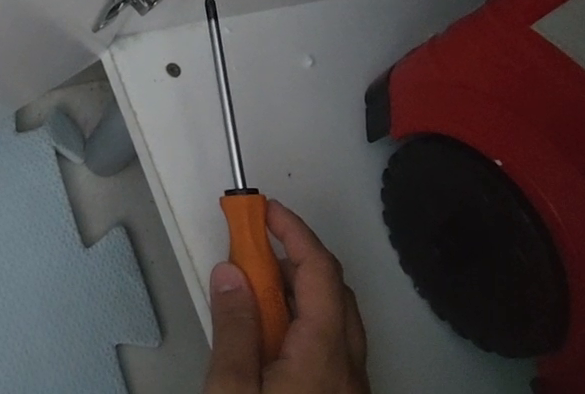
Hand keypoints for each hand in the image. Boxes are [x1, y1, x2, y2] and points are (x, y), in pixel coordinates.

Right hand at [203, 199, 369, 393]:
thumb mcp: (232, 390)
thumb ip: (233, 329)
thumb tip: (230, 272)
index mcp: (324, 355)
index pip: (319, 270)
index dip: (292, 230)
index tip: (262, 209)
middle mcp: (349, 368)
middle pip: (333, 289)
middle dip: (292, 257)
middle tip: (248, 250)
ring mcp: (353, 389)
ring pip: (337, 319)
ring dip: (299, 291)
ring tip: (251, 294)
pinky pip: (335, 346)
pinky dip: (306, 321)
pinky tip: (271, 336)